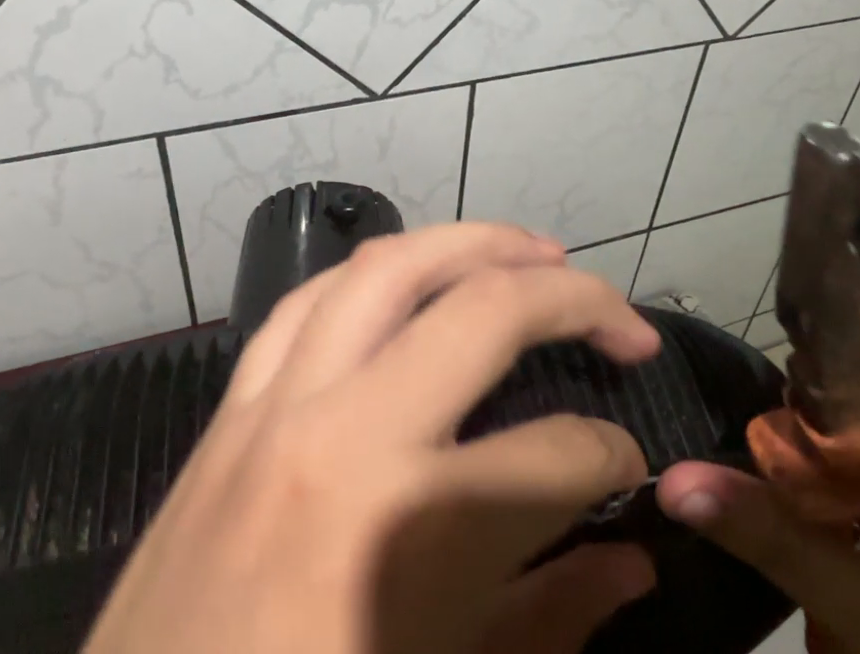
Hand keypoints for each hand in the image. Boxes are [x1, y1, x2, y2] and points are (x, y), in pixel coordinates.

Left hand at [84, 222, 664, 653]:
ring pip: (386, 271)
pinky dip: (370, 276)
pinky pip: (304, 304)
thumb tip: (632, 560)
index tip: (626, 471)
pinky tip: (410, 278)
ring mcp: (278, 410)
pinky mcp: (228, 411)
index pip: (561, 454)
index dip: (615, 458)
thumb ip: (553, 617)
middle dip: (575, 300)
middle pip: (485, 312)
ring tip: (531, 251)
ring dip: (472, 243)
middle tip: (621, 318)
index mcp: (419, 529)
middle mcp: (349, 439)